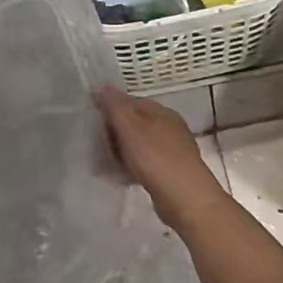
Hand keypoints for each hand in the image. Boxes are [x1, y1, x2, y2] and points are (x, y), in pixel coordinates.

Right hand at [95, 86, 228, 228]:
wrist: (186, 198)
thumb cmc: (155, 158)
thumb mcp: (130, 127)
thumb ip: (114, 105)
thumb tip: (100, 85)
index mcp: (161, 111)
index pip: (129, 102)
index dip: (110, 112)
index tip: (96, 128)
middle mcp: (169, 126)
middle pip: (133, 124)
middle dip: (114, 135)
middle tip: (100, 150)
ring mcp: (172, 148)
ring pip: (138, 144)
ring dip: (121, 153)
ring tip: (107, 167)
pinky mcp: (171, 170)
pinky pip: (145, 163)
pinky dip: (132, 167)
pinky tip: (123, 178)